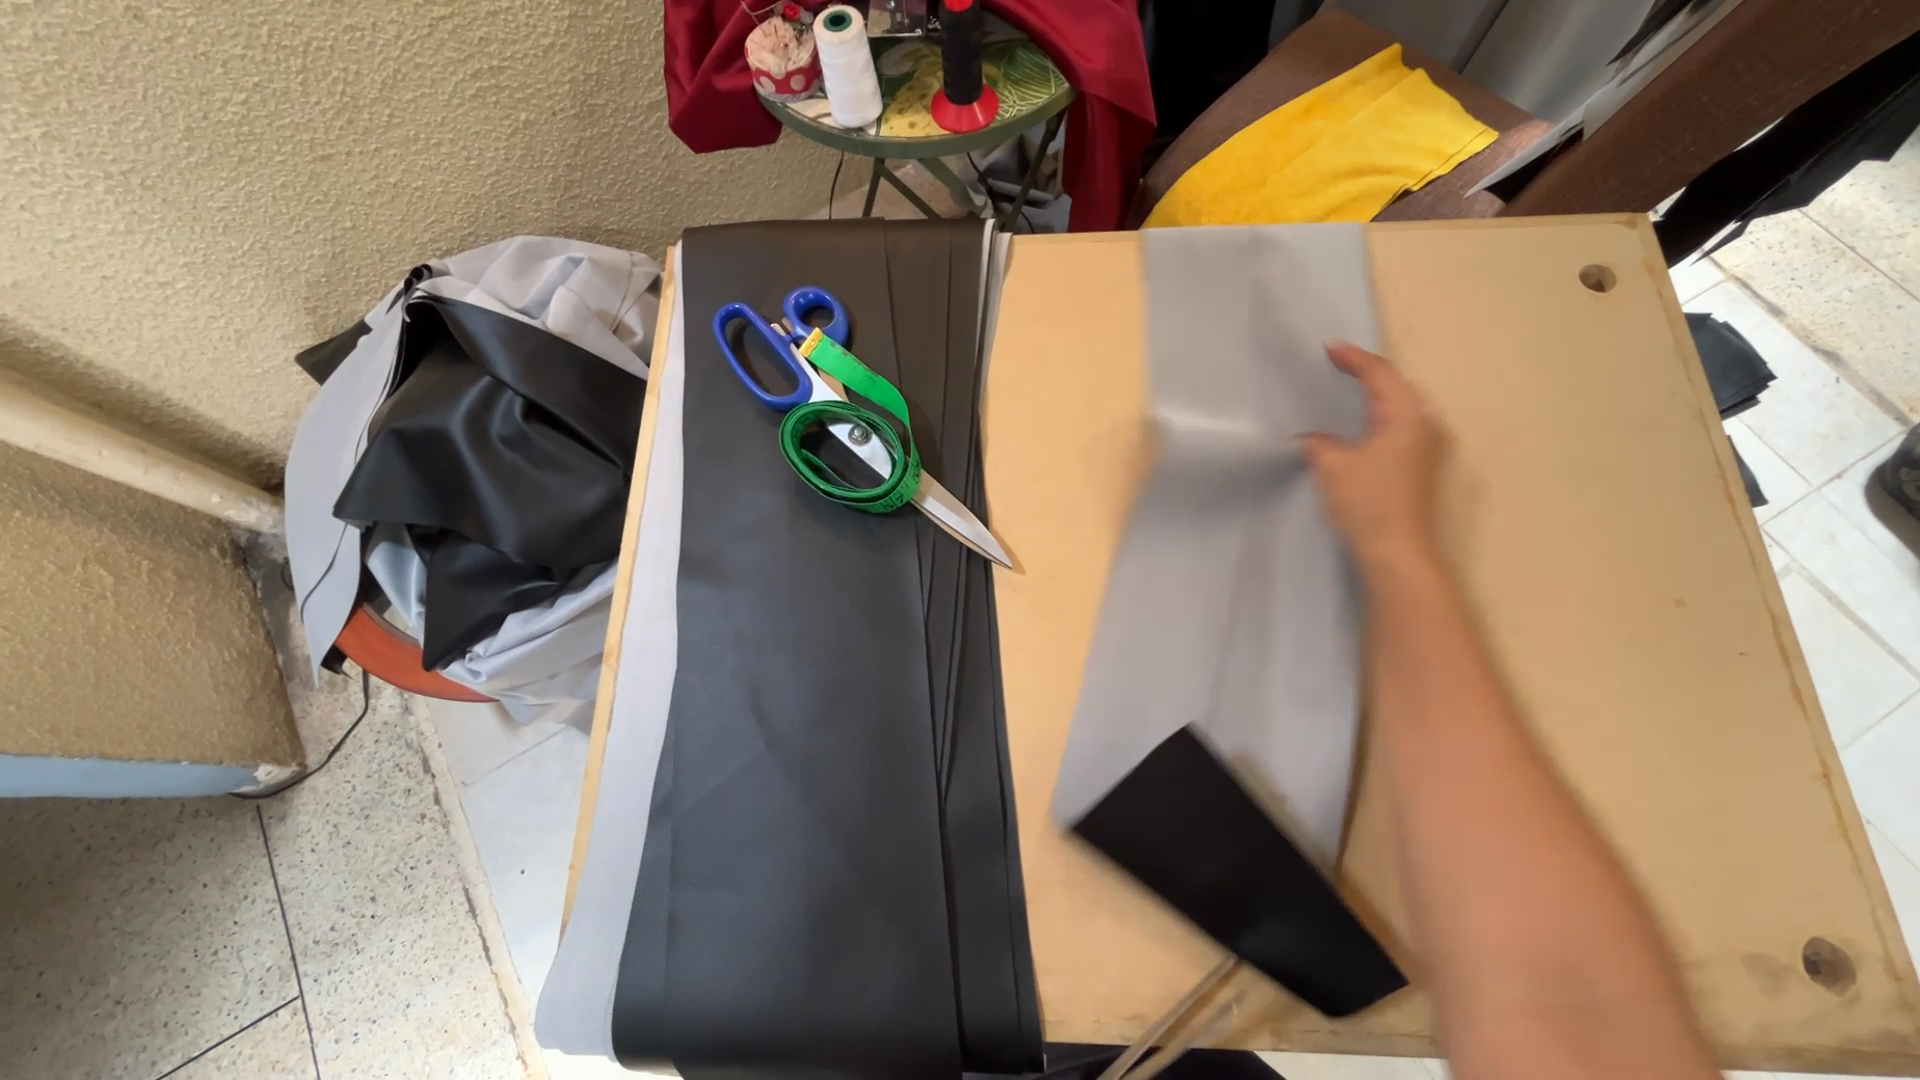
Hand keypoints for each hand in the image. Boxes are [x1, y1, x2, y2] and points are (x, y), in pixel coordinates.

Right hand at [1302, 342, 1445, 570]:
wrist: (1397, 552)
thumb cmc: (1368, 502)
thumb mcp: (1333, 466)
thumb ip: (1320, 443)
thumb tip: (1314, 438)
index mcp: (1407, 416)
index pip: (1380, 375)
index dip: (1353, 358)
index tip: (1329, 347)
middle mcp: (1426, 425)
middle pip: (1397, 387)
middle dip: (1368, 373)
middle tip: (1338, 364)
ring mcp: (1429, 449)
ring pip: (1401, 408)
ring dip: (1376, 397)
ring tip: (1348, 389)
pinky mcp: (1422, 469)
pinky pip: (1400, 428)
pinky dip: (1379, 418)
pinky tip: (1360, 426)